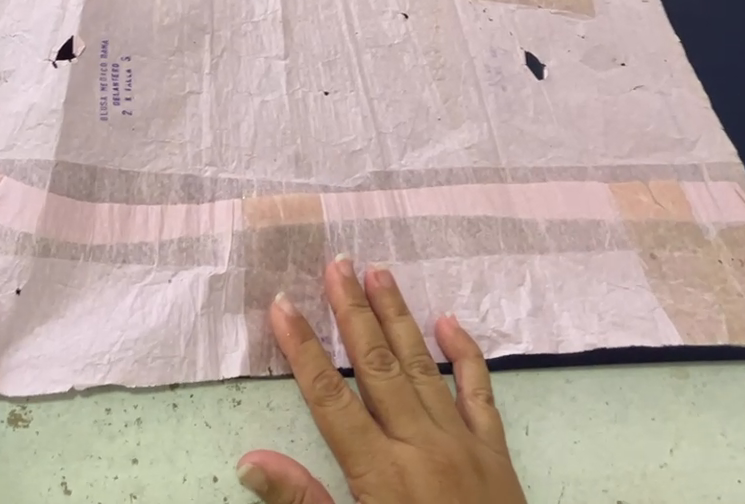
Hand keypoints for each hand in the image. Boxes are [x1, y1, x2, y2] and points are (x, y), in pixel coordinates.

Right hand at [238, 256, 526, 503]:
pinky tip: (449, 321)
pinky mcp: (496, 453)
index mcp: (381, 473)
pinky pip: (480, 393)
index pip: (329, 397)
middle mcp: (421, 446)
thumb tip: (249, 460)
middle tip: (336, 263)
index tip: (282, 304)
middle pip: (377, 365)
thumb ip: (302, 502)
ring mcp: (463, 444)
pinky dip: (465, 354)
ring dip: (397, 316)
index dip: (302, 348)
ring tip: (378, 272)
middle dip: (351, 312)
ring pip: (422, 365)